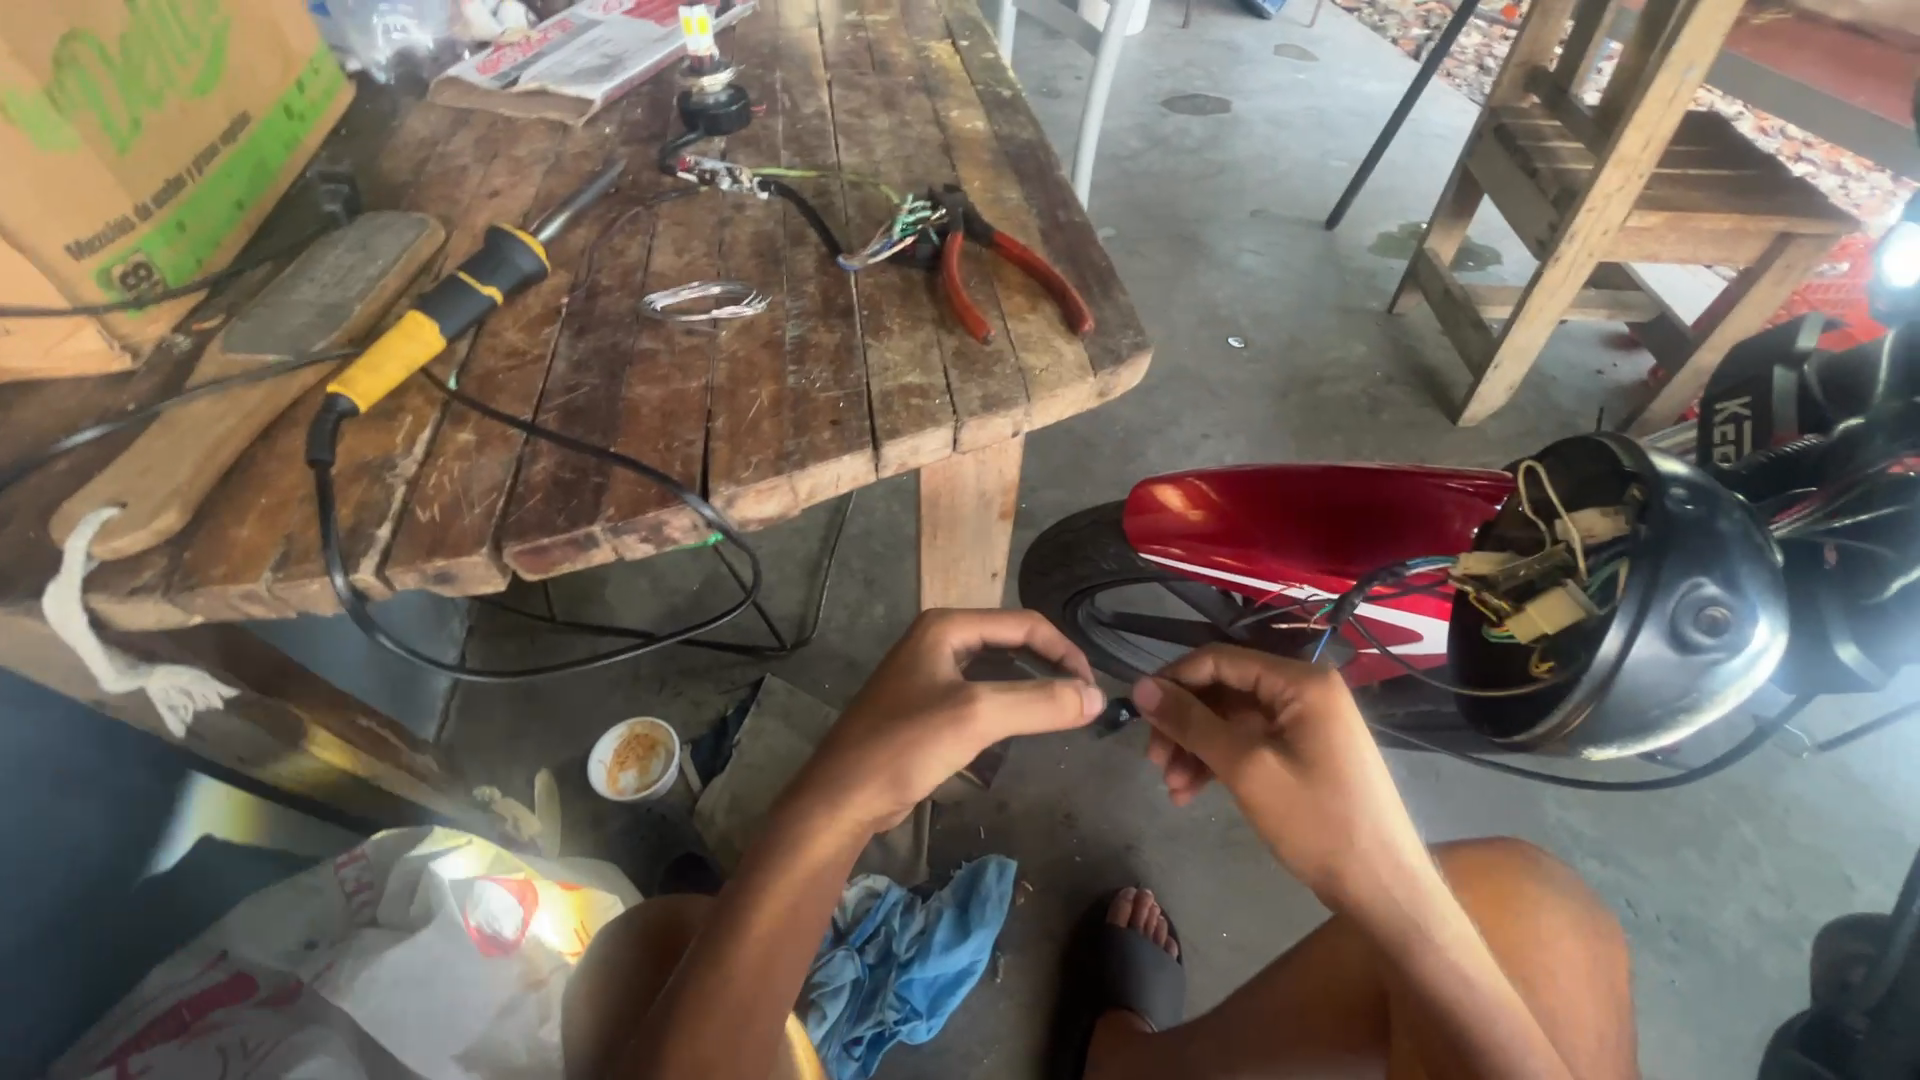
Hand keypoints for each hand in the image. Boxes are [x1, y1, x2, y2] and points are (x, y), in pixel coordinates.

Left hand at [788, 609, 1104, 832]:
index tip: (1091, 688)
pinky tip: (1023, 728)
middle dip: (1049, 668)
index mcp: (946, 626)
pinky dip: (1007, 706)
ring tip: (1061, 714)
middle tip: (1081, 702)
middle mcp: (938, 639)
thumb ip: (1040, 703)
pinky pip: (980, 695)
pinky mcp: (927, 706)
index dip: (1064, 652)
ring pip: (997, 671)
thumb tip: (1096, 698)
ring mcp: (930, 672)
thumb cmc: (905, 744)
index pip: (1025, 624)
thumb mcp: (977, 717)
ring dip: (1031, 688)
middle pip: (1011, 643)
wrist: (842, 795)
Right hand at [1132, 645, 1433, 915]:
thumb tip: (1141, 688)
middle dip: (1183, 724)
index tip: (1138, 712)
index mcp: (1300, 681)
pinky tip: (1190, 792)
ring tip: (1171, 786)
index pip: (1218, 660)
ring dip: (1195, 747)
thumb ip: (1191, 723)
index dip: (1173, 681)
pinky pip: (1247, 742)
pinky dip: (1217, 762)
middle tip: (1154, 762)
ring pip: (1229, 719)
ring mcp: (1304, 722)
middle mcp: (1303, 691)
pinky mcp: (1301, 751)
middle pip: (1222, 690)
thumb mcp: (1246, 768)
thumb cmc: (1318, 822)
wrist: (1384, 889)